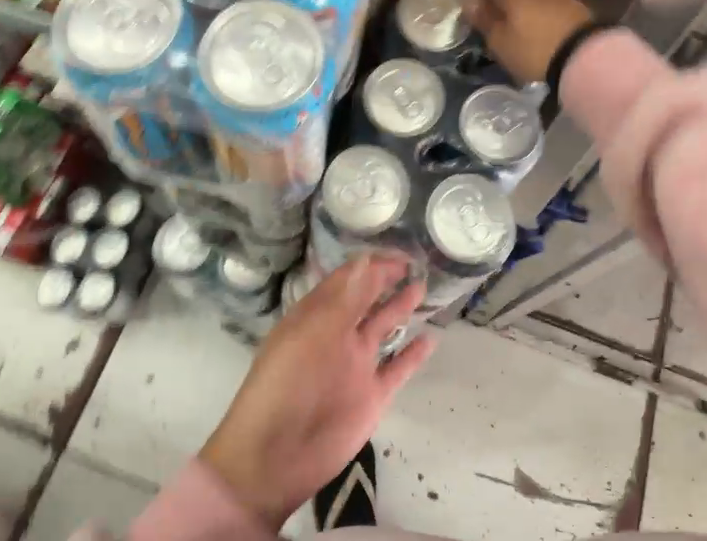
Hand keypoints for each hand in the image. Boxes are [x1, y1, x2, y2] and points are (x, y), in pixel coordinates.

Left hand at [199, 254, 435, 526]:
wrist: (275, 455)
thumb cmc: (287, 385)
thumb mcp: (313, 332)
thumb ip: (345, 298)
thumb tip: (369, 259)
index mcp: (316, 317)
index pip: (347, 280)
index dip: (372, 264)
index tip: (401, 252)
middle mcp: (337, 335)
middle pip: (366, 299)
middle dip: (387, 279)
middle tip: (417, 262)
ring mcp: (356, 366)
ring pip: (383, 328)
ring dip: (400, 308)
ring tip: (423, 287)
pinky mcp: (372, 396)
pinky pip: (397, 369)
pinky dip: (413, 354)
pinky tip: (431, 338)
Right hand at [463, 0, 594, 84]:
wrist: (585, 56)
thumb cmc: (532, 48)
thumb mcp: (498, 40)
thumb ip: (482, 18)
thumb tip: (467, 1)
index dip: (476, 3)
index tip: (475, 22)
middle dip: (501, 6)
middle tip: (496, 30)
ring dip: (522, 12)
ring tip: (519, 34)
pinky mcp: (575, 5)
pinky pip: (548, 8)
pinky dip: (540, 17)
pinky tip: (540, 34)